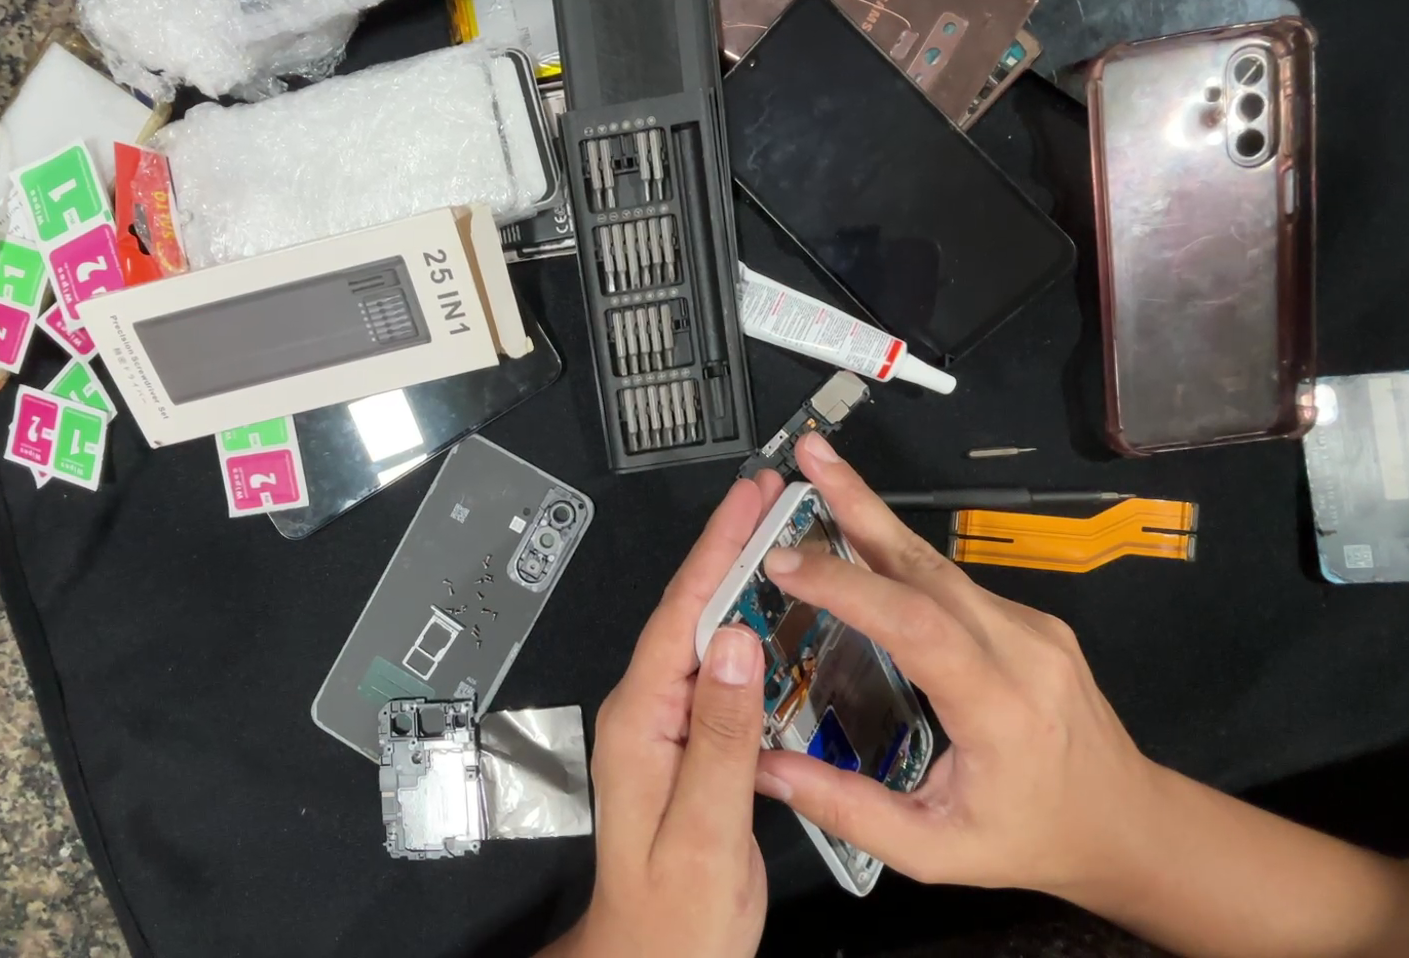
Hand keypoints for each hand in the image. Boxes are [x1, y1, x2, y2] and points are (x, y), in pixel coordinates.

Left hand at [546, 473, 784, 957]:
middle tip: (762, 496)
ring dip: (732, 578)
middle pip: (685, 610)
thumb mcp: (702, 831)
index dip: (714, 553)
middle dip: (723, 547)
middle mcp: (644, 706)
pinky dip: (739, 623)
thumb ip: (718, 735)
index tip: (745, 503)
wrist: (652, 957)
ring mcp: (663, 718)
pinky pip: (713, 664)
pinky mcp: (685, 734)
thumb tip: (732, 640)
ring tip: (768, 533)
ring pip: (699, 630)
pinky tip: (764, 610)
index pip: (678, 615)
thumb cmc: (673, 913)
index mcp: (640, 719)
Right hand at [752, 433, 1163, 901]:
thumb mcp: (936, 851)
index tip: (786, 562)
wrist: (1131, 821)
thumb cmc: (1033, 838)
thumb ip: (848, 809)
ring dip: (869, 512)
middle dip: (858, 503)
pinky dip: (890, 549)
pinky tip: (853, 535)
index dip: (849, 587)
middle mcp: (1021, 649)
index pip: (917, 627)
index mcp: (1000, 708)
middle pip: (925, 563)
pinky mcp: (1023, 616)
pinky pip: (944, 578)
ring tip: (820, 469)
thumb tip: (762, 765)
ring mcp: (1028, 624)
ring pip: (932, 560)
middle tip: (809, 456)